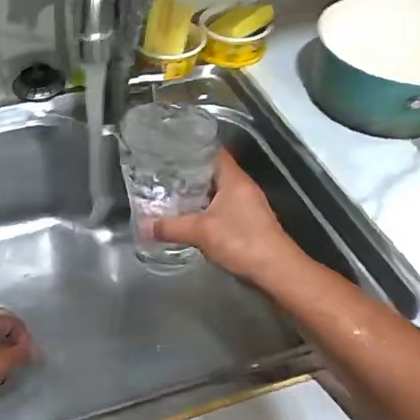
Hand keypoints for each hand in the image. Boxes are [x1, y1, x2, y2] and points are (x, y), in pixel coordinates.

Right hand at [152, 151, 303, 282]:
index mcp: (235, 180)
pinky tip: (191, 220)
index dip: (194, 149)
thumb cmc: (241, 242)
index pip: (215, 153)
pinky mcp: (249, 224)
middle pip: (214, 173)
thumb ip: (170, 227)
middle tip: (164, 177)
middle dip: (190, 175)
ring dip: (198, 196)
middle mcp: (244, 188)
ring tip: (172, 197)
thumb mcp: (200, 232)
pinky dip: (207, 211)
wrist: (276, 271)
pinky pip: (223, 210)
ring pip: (219, 193)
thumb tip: (143, 227)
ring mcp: (249, 206)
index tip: (171, 152)